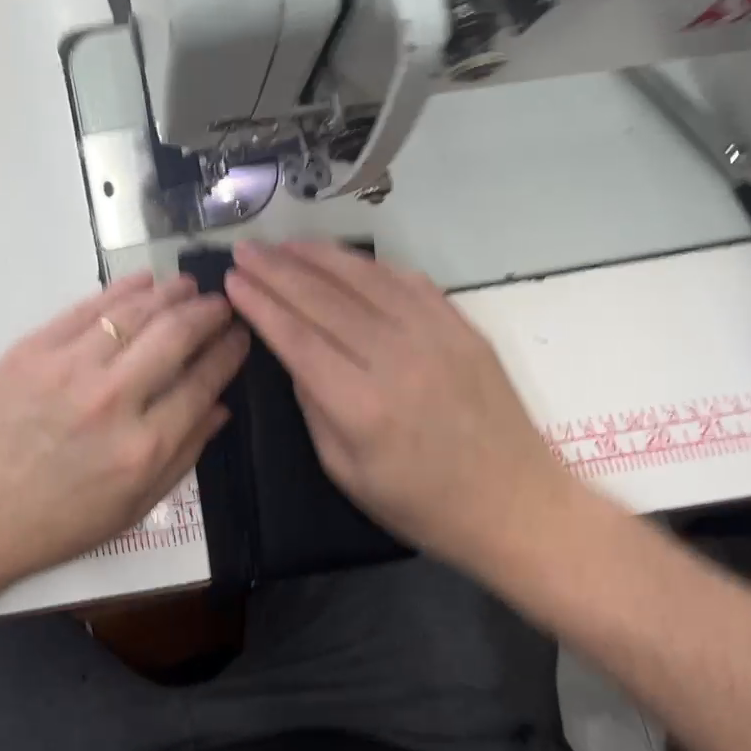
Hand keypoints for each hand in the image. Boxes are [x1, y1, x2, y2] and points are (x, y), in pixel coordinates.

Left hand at [0, 273, 248, 590]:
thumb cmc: (58, 521)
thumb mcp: (134, 507)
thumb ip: (184, 455)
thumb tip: (221, 406)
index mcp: (143, 447)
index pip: (203, 381)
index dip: (229, 352)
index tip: (241, 335)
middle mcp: (112, 399)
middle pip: (176, 335)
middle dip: (209, 313)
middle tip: (222, 304)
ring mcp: (69, 368)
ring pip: (135, 312)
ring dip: (170, 293)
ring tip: (190, 285)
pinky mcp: (33, 349)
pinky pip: (87, 307)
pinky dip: (122, 289)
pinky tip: (143, 282)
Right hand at [224, 241, 574, 564]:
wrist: (518, 506)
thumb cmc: (422, 504)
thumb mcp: (344, 471)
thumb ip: (312, 405)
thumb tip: (292, 353)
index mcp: (361, 406)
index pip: (296, 337)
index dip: (259, 304)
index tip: (231, 281)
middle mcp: (397, 359)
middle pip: (322, 299)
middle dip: (275, 270)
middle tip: (243, 250)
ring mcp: (435, 336)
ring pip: (363, 279)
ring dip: (317, 256)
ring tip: (282, 244)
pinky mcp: (462, 328)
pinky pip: (407, 280)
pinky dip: (368, 265)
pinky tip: (342, 258)